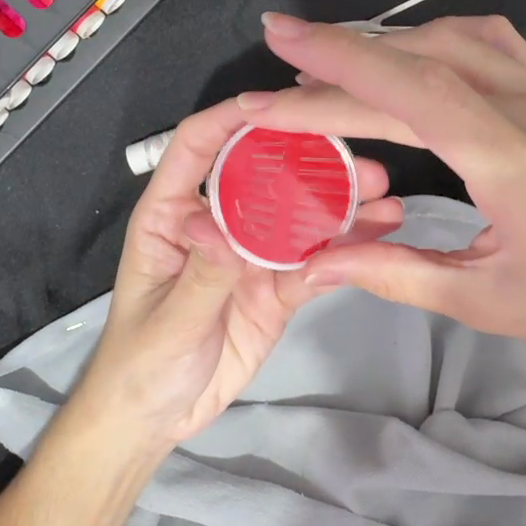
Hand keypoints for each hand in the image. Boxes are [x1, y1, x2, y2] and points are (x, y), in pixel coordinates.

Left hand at [71, 97, 403, 452]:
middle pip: (262, 175)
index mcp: (173, 214)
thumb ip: (203, 273)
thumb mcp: (169, 320)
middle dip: (307, 161)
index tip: (278, 104)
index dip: (231, 120)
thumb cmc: (140, 362)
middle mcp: (216, 222)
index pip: (198, 147)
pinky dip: (345, 251)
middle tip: (359, 159)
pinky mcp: (276, 289)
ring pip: (297, 217)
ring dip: (339, 204)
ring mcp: (250, 255)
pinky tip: (380, 237)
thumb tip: (230, 227)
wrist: (154, 421)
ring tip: (384, 194)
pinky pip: (312, 263)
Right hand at [234, 12, 525, 393]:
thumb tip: (312, 259)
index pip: (408, 89)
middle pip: (420, 60)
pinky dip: (433, 41)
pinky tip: (407, 60)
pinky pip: (490, 44)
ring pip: (455, 39)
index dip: (334, 63)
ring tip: (330, 66)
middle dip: (341, 56)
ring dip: (387, 44)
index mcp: (515, 161)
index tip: (274, 47)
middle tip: (279, 63)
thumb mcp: (486, 301)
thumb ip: (393, 272)